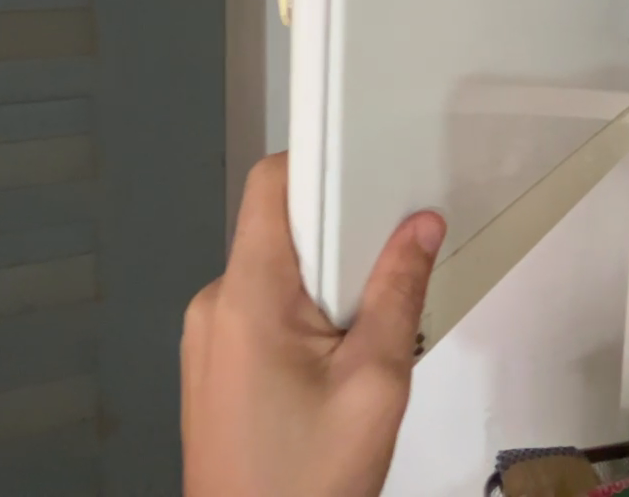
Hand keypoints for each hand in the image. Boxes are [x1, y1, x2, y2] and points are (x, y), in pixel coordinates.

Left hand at [182, 153, 445, 496]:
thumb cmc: (312, 476)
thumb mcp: (375, 384)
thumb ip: (399, 292)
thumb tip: (423, 222)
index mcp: (247, 295)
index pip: (270, 186)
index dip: (317, 162)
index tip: (368, 169)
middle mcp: (214, 303)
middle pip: (278, 227)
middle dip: (336, 237)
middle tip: (385, 265)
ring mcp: (205, 336)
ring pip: (274, 271)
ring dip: (322, 281)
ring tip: (362, 328)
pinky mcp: (210, 365)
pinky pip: (260, 308)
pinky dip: (301, 312)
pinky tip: (331, 358)